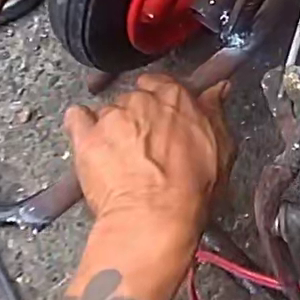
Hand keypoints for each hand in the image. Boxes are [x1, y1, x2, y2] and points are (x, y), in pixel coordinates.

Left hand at [63, 74, 231, 264]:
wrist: (155, 216)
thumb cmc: (190, 188)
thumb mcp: (221, 148)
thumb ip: (215, 111)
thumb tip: (216, 91)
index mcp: (177, 98)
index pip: (163, 83)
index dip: (162, 102)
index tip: (164, 117)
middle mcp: (143, 100)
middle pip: (135, 98)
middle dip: (139, 118)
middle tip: (147, 145)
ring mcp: (112, 117)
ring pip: (109, 111)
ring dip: (113, 127)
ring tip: (121, 157)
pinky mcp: (87, 137)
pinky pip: (77, 118)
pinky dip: (81, 125)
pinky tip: (91, 142)